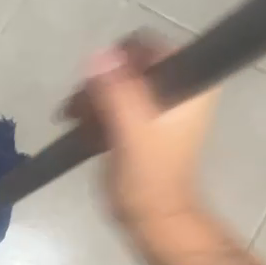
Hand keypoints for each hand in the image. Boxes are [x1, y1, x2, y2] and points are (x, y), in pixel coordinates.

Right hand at [75, 33, 220, 238]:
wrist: (151, 217)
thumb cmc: (148, 175)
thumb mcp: (131, 129)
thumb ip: (116, 90)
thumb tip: (98, 55)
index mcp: (189, 83)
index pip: (150, 46)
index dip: (119, 61)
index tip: (98, 84)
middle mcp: (179, 88)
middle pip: (128, 65)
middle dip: (100, 84)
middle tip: (80, 108)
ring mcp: (160, 107)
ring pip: (117, 84)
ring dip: (92, 99)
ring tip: (76, 120)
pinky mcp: (143, 124)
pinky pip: (114, 104)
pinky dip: (96, 112)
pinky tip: (82, 128)